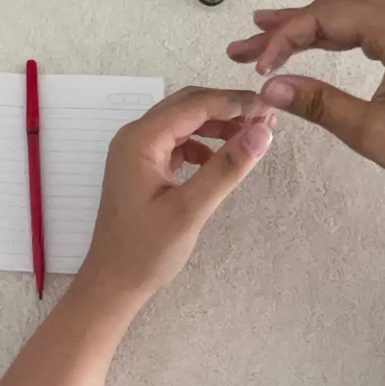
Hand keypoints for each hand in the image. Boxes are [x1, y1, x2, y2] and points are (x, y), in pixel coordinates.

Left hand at [76, 87, 273, 301]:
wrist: (113, 283)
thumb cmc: (146, 251)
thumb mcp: (190, 210)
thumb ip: (226, 168)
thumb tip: (264, 131)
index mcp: (140, 140)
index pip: (194, 105)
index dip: (234, 102)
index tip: (271, 107)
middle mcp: (134, 137)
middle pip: (188, 106)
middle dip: (228, 108)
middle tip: (267, 118)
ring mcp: (137, 152)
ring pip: (184, 122)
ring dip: (218, 124)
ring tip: (252, 136)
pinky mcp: (143, 167)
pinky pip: (177, 142)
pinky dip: (203, 143)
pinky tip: (222, 159)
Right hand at [226, 0, 384, 207]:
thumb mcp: (371, 130)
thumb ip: (318, 103)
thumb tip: (268, 88)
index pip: (325, 20)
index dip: (283, 41)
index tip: (256, 69)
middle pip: (334, 12)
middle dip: (285, 30)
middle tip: (242, 47)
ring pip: (351, 18)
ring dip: (308, 30)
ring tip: (265, 32)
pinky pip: (370, 27)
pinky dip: (337, 31)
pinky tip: (324, 24)